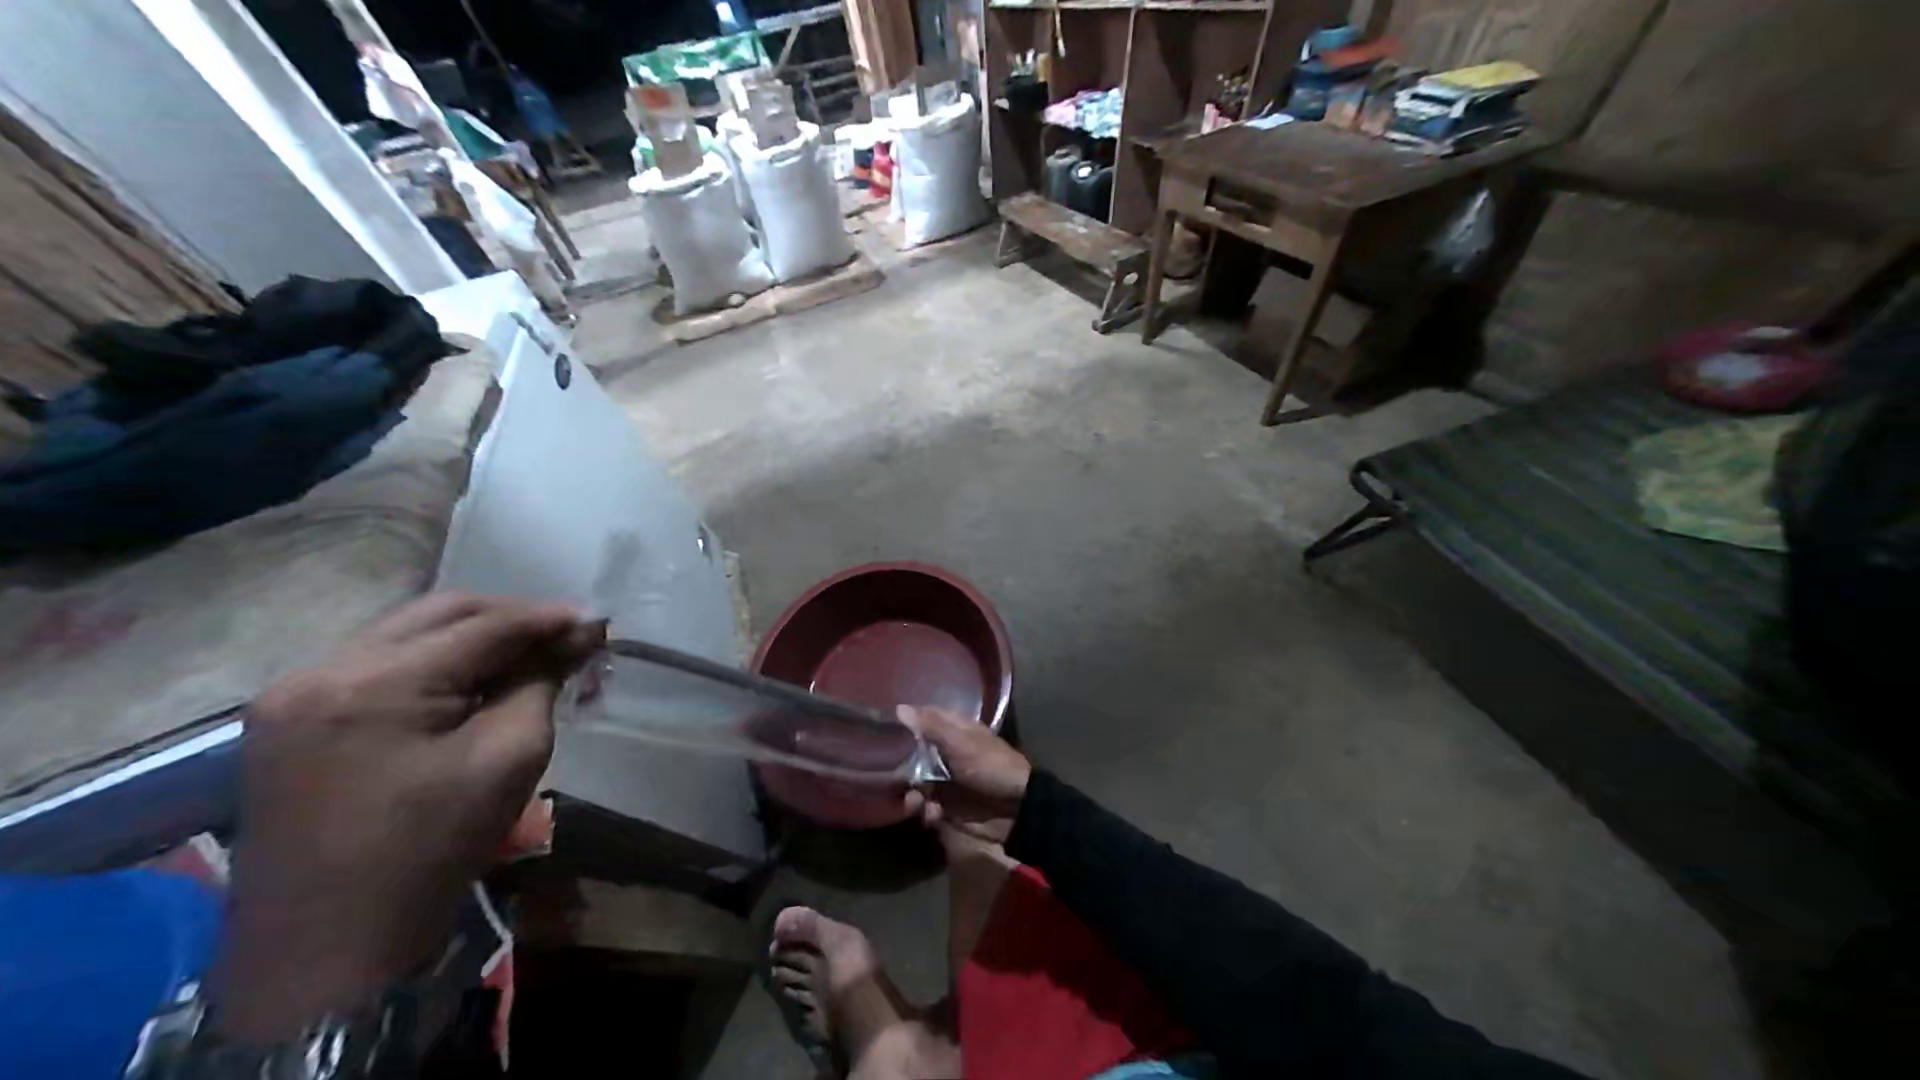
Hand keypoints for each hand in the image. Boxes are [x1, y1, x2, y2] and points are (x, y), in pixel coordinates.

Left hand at [208, 593, 601, 1040]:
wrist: (329, 947)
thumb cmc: (433, 848)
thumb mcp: (509, 757)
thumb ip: (542, 681)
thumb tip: (579, 633)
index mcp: (373, 683)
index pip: (483, 625)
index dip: (548, 618)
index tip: (601, 619)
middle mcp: (320, 670)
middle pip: (439, 613)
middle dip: (511, 618)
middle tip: (566, 635)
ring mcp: (291, 694)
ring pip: (405, 633)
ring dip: (472, 637)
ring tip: (526, 656)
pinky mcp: (286, 719)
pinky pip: (375, 664)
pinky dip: (433, 662)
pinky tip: (468, 683)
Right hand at [899, 705, 1031, 845]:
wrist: (1017, 809)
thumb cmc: (990, 766)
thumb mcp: (960, 742)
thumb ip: (930, 726)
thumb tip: (899, 708)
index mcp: (953, 730)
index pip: (923, 718)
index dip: (905, 722)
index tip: (881, 728)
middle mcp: (946, 752)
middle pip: (912, 754)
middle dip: (901, 766)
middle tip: (893, 775)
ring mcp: (945, 780)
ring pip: (915, 783)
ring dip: (912, 793)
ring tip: (915, 802)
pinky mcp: (947, 806)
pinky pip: (927, 807)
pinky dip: (927, 811)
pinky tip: (934, 814)